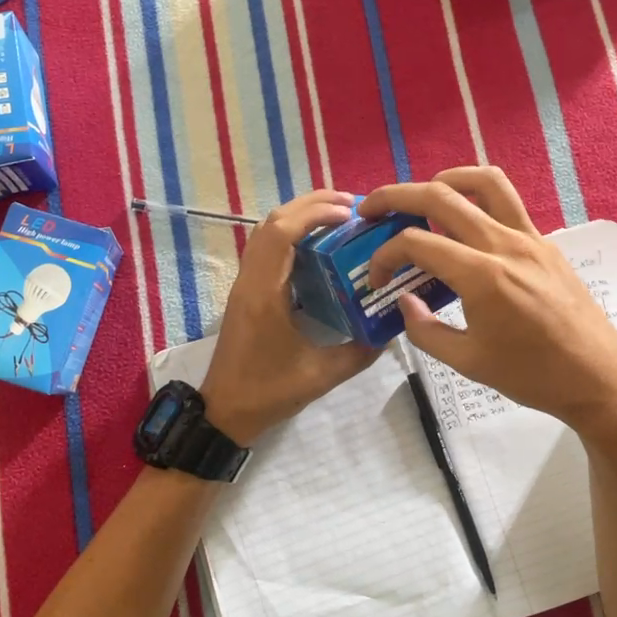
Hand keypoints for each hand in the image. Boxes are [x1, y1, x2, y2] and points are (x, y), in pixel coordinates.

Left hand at [200, 190, 381, 445]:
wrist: (225, 412)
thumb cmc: (269, 393)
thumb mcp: (322, 375)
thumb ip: (360, 351)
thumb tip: (392, 328)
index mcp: (265, 294)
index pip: (282, 233)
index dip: (314, 213)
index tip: (349, 212)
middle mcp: (250, 281)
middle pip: (271, 222)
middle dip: (309, 205)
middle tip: (350, 205)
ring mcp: (243, 285)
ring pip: (265, 233)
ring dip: (297, 217)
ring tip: (336, 217)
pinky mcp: (245, 293)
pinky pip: (264, 250)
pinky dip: (289, 235)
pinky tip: (317, 246)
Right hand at [361, 167, 616, 441]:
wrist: (599, 379)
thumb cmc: (532, 376)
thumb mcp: (467, 362)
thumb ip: (425, 330)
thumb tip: (403, 302)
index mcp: (481, 276)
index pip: (416, 243)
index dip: (384, 255)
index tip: (377, 278)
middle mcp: (504, 244)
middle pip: (440, 195)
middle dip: (396, 196)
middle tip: (370, 210)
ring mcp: (529, 238)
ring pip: (482, 181)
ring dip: (444, 180)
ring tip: (422, 197)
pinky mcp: (544, 243)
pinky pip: (507, 202)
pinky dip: (476, 199)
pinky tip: (463, 224)